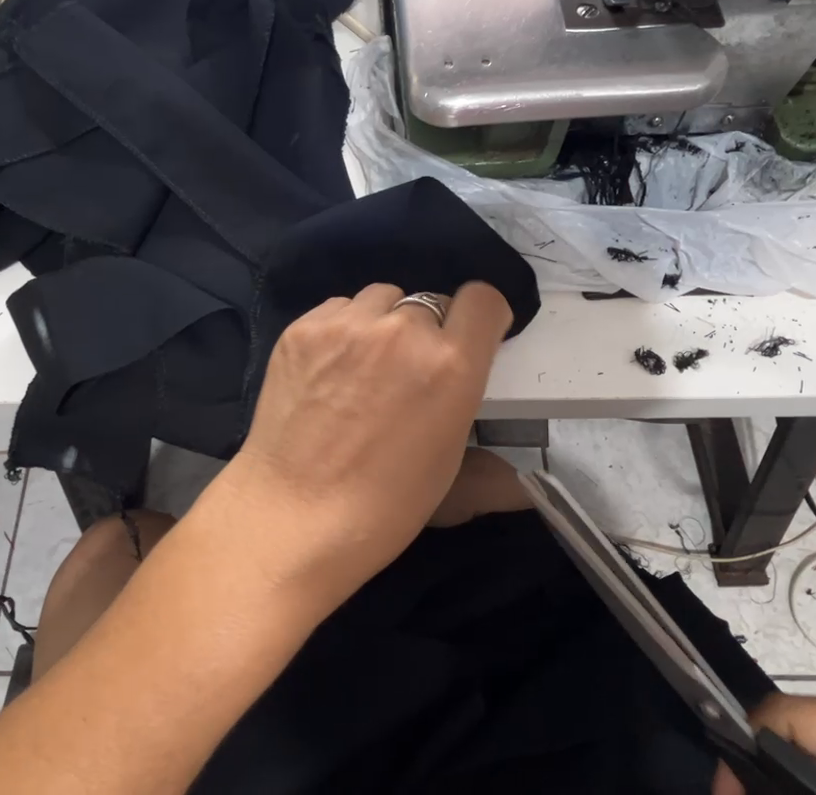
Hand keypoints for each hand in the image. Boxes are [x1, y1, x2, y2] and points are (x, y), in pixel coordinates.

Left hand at [208, 281, 513, 611]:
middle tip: (410, 373)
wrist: (292, 516)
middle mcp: (402, 331)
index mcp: (450, 365)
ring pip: (382, 299)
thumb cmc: (383, 507)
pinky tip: (331, 369)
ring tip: (367, 366)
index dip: (482, 318)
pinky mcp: (302, 328)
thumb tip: (523, 482)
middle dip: (428, 332)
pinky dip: (343, 329)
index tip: (473, 337)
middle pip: (430, 302)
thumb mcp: (451, 474)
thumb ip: (486, 447)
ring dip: (385, 324)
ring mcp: (346, 325)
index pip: (483, 299)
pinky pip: (338, 309)